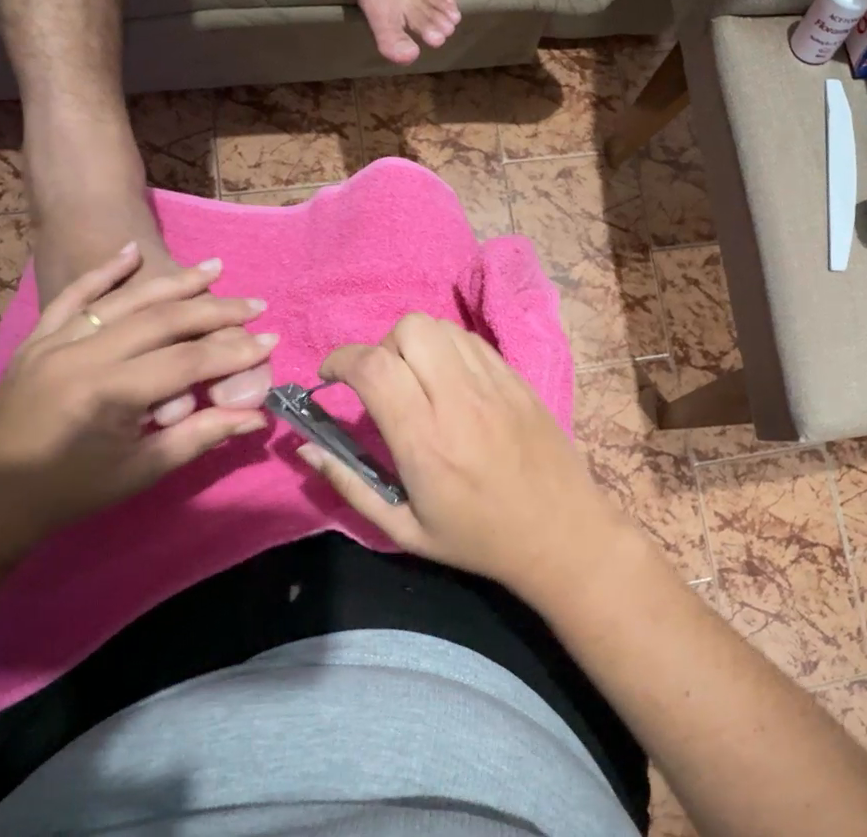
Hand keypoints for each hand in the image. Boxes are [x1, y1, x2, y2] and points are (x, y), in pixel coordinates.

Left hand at [0, 243, 277, 537]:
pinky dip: (104, 273)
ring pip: (124, 300)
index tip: (270, 341)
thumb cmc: (69, 492)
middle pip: (162, 321)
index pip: (187, 361)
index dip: (234, 352)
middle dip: (214, 310)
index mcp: (108, 393)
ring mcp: (55, 343)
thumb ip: (200, 436)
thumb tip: (256, 416)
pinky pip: (74, 298)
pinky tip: (131, 251)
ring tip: (214, 268)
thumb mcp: (140, 471)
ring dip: (173, 282)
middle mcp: (82, 356)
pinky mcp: (37, 341)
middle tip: (255, 305)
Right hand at [301, 313, 631, 598]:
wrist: (562, 535)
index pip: (373, 367)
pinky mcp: (518, 379)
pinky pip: (472, 341)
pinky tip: (450, 382)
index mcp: (425, 440)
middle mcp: (459, 400)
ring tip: (415, 380)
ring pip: (442, 327)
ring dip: (415, 344)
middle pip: (409, 329)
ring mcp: (495, 384)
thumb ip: (350, 485)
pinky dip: (449, 349)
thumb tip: (305, 448)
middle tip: (381, 383)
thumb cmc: (478, 539)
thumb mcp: (404, 530)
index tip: (329, 377)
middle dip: (380, 347)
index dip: (340, 360)